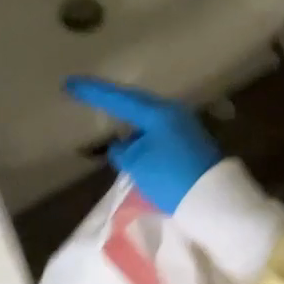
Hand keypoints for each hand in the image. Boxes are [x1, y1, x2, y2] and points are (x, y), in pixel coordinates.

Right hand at [64, 77, 222, 212]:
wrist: (213, 200)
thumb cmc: (170, 177)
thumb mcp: (136, 163)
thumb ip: (122, 149)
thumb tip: (122, 145)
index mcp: (158, 112)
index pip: (118, 98)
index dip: (92, 92)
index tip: (69, 83)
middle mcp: (173, 112)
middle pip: (136, 103)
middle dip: (113, 102)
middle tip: (89, 96)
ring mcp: (185, 126)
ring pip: (148, 118)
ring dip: (129, 119)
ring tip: (108, 118)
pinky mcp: (191, 142)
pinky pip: (158, 131)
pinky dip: (142, 133)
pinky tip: (132, 139)